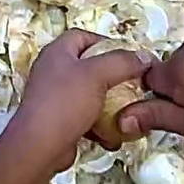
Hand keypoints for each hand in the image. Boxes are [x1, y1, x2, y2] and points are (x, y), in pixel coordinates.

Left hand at [0, 30, 150, 173]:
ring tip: (125, 111)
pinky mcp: (57, 120)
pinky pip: (83, 116)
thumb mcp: (97, 75)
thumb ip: (122, 62)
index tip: (127, 56)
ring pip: (88, 93)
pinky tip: (111, 134)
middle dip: (110, 76)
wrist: (40, 147)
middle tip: (130, 84)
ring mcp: (53, 96)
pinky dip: (98, 123)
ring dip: (107, 103)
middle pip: (87, 65)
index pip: (83, 36)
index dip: (106, 42)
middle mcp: (52, 70)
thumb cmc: (65, 103)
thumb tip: (144, 56)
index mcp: (57, 52)